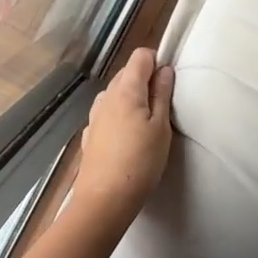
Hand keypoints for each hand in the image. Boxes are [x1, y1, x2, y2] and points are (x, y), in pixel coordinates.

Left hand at [69, 48, 174, 226]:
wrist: (104, 201)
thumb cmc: (140, 162)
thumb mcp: (161, 127)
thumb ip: (162, 94)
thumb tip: (164, 69)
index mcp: (126, 89)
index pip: (141, 55)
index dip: (158, 62)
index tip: (169, 83)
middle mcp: (106, 96)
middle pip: (127, 72)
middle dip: (145, 80)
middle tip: (162, 106)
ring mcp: (94, 115)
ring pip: (115, 93)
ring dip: (131, 98)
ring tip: (144, 123)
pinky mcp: (89, 135)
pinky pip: (107, 113)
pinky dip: (118, 115)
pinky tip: (125, 137)